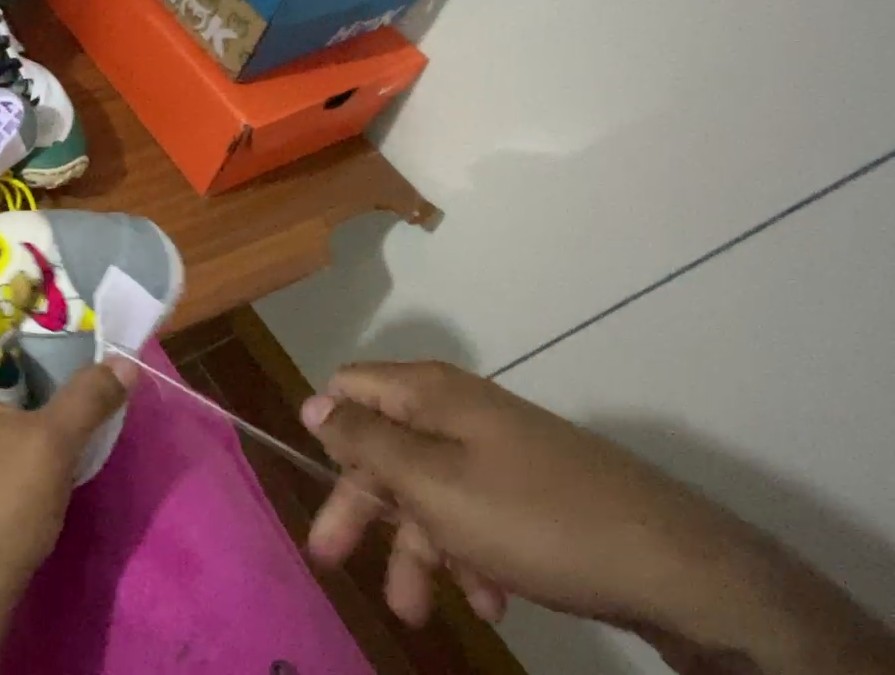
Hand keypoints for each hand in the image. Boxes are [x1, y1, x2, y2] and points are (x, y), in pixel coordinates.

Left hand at [0, 340, 133, 621]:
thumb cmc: (7, 501)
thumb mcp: (55, 441)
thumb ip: (89, 395)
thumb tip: (124, 362)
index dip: (35, 347)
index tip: (73, 357)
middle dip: (31, 379)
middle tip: (72, 389)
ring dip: (21, 406)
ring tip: (61, 417)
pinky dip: (4, 429)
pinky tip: (35, 447)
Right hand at [299, 361, 894, 673]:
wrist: (685, 571)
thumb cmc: (532, 518)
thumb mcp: (429, 481)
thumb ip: (363, 439)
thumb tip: (311, 403)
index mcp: (429, 395)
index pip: (349, 386)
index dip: (327, 429)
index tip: (314, 478)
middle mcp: (459, 414)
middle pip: (383, 448)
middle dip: (360, 508)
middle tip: (330, 557)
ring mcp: (502, 453)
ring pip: (429, 492)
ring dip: (416, 548)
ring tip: (417, 610)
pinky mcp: (535, 494)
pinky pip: (478, 514)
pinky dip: (469, 555)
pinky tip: (488, 599)